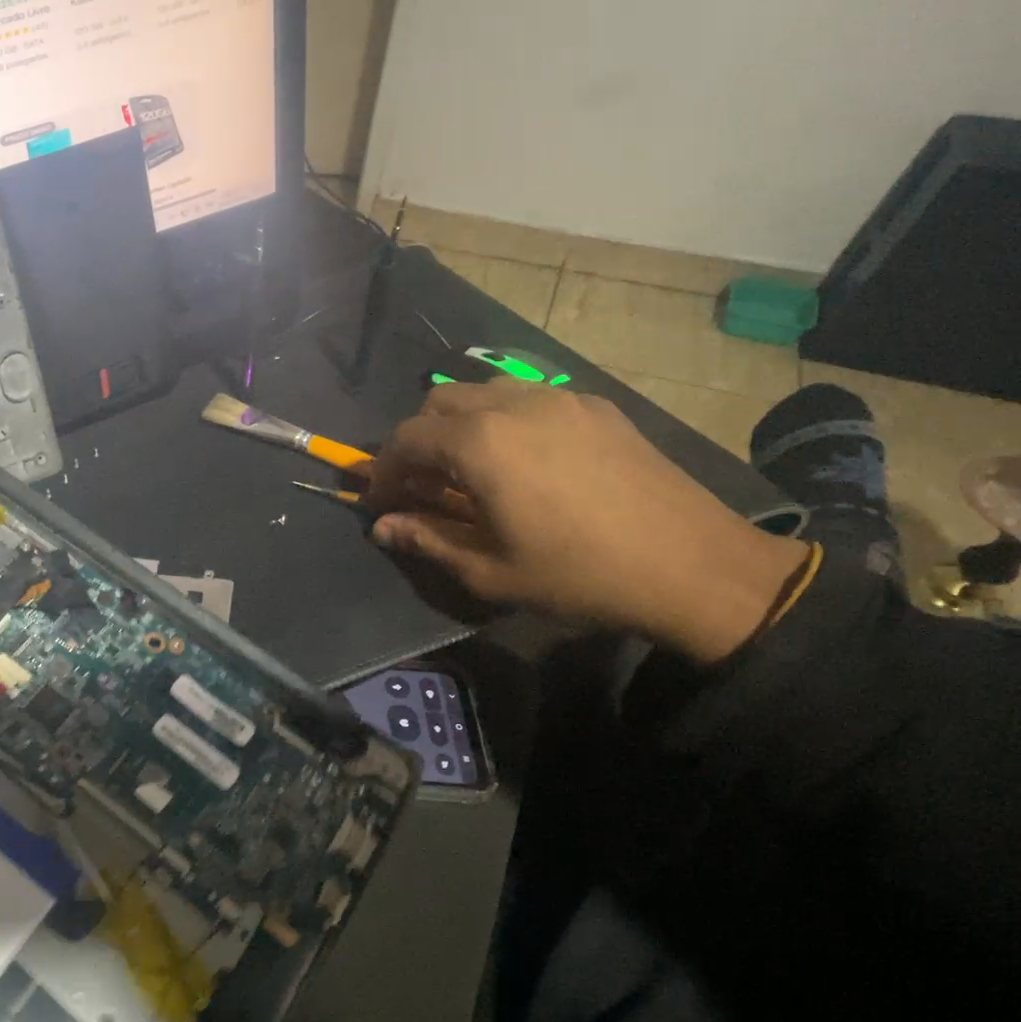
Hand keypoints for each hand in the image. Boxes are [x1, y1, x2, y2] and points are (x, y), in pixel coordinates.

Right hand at [365, 379, 810, 663]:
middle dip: (418, 440)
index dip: (384, 470)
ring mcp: (561, 400)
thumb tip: (382, 528)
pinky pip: (530, 399)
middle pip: (439, 403)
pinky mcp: (597, 407)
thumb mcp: (489, 570)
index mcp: (480, 444)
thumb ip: (427, 540)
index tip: (382, 504)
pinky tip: (523, 463)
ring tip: (469, 471)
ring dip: (459, 425)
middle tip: (422, 486)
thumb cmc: (578, 574)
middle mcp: (513, 406)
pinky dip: (504, 420)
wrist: (693, 566)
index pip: (406, 438)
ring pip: (485, 393)